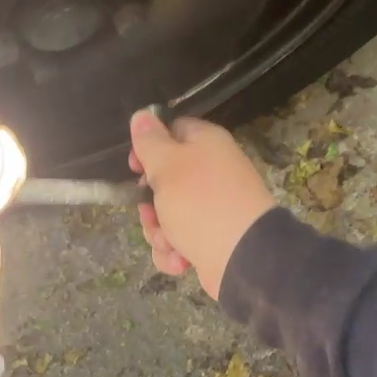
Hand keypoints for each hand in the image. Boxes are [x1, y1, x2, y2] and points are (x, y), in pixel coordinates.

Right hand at [129, 109, 275, 299]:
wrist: (242, 257)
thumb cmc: (201, 203)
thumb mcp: (167, 165)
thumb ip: (150, 141)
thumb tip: (142, 115)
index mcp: (206, 145)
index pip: (172, 133)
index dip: (148, 149)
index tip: (135, 167)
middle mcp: (211, 173)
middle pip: (164, 181)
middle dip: (150, 204)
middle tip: (152, 213)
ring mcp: (212, 208)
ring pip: (167, 215)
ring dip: (159, 233)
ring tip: (170, 243)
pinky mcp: (210, 239)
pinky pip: (179, 241)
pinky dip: (175, 252)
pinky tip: (182, 260)